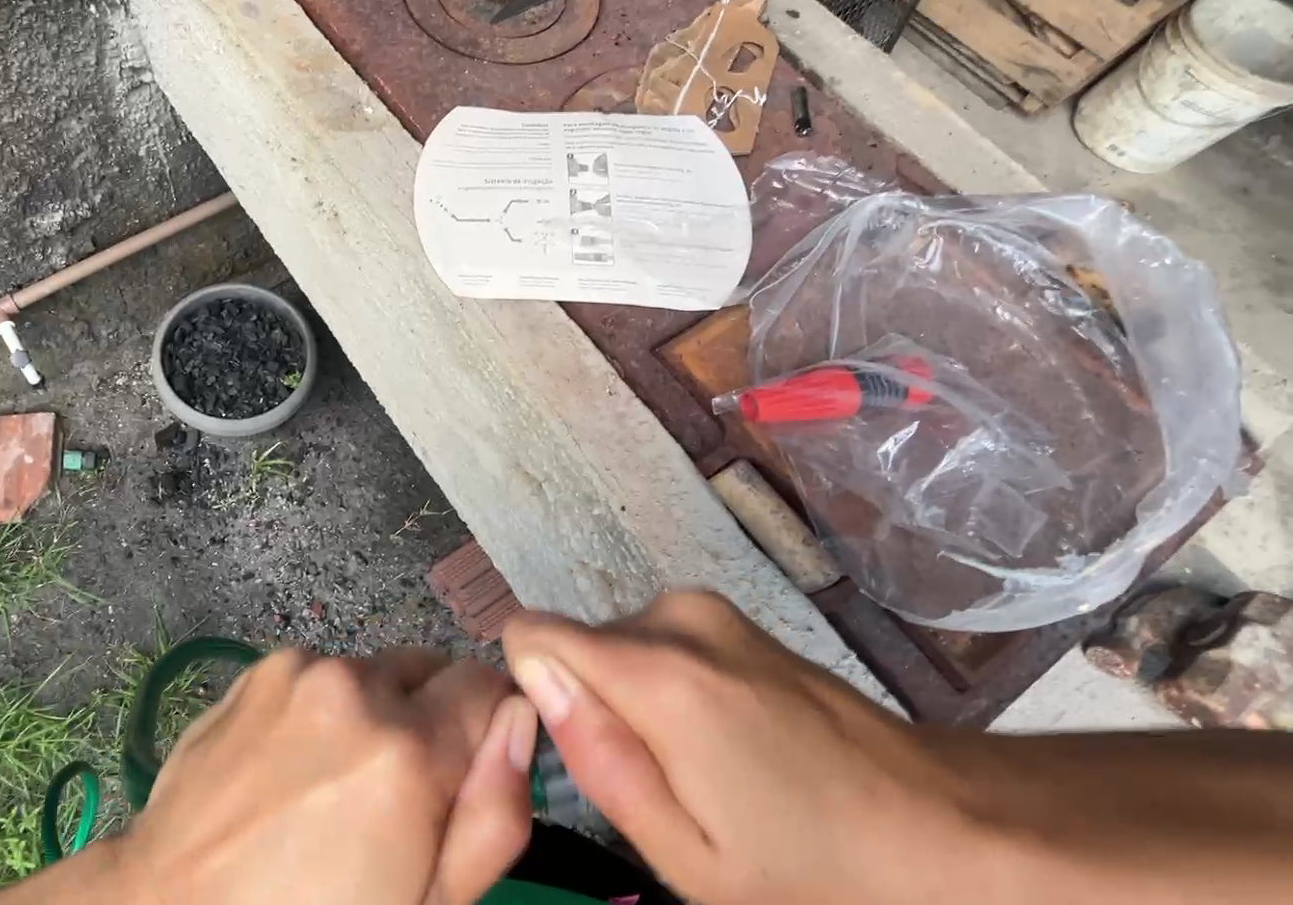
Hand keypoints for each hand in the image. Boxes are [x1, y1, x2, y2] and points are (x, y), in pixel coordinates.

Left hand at [115, 647, 537, 904]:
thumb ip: (494, 816)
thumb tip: (521, 721)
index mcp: (404, 751)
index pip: (490, 686)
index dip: (489, 730)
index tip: (463, 774)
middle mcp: (353, 687)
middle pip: (432, 671)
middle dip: (431, 719)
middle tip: (394, 793)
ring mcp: (298, 670)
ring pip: (376, 673)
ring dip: (376, 712)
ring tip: (334, 783)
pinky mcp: (259, 668)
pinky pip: (324, 672)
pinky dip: (328, 705)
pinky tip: (294, 762)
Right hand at [502, 591, 995, 904]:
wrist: (938, 822)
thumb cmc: (809, 863)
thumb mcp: (686, 852)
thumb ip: (596, 758)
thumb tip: (533, 677)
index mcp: (656, 672)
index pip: (530, 634)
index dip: (538, 692)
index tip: (586, 748)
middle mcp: (673, 615)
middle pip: (575, 646)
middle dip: (592, 703)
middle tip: (660, 777)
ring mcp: (706, 606)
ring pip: (614, 645)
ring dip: (631, 697)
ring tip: (698, 761)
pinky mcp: (728, 611)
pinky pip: (653, 641)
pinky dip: (664, 681)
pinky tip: (722, 733)